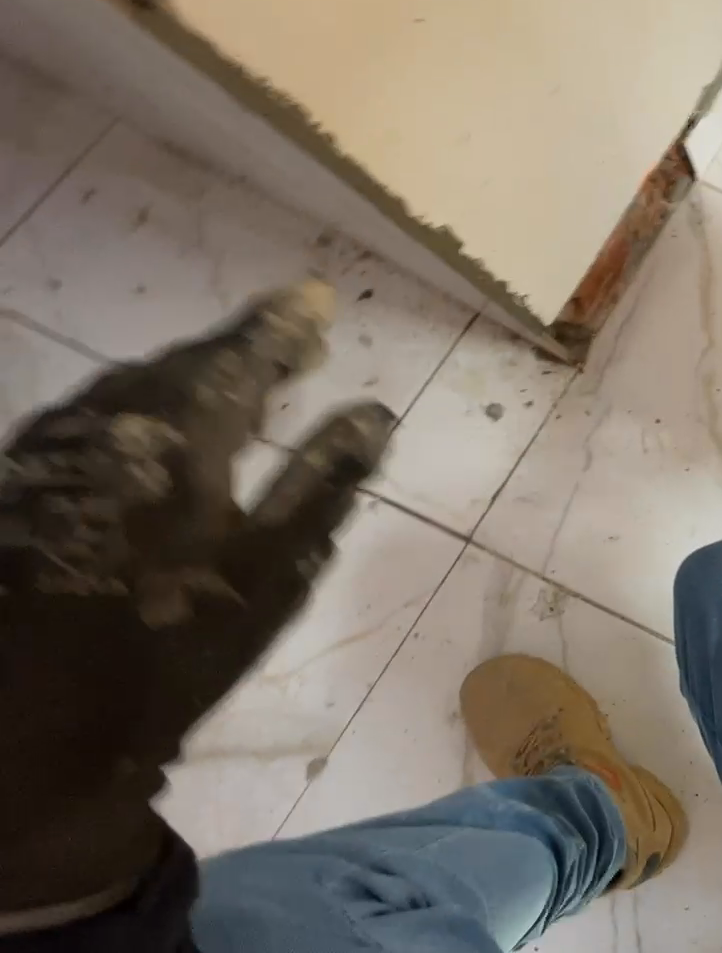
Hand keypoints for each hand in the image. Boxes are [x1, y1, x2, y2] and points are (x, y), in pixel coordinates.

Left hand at [0, 282, 395, 915]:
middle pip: (175, 369)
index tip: (318, 297)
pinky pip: (89, 422)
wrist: (27, 738)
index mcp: (171, 453)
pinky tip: (168, 419)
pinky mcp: (18, 495)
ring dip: (190, 371)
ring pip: (123, 391)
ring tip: (245, 365)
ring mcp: (45, 466)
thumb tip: (373, 412)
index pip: (234, 366)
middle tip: (298, 332)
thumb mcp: (275, 571)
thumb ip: (324, 482)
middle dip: (239, 345)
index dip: (278, 329)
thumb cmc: (175, 650)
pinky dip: (143, 404)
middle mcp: (98, 442)